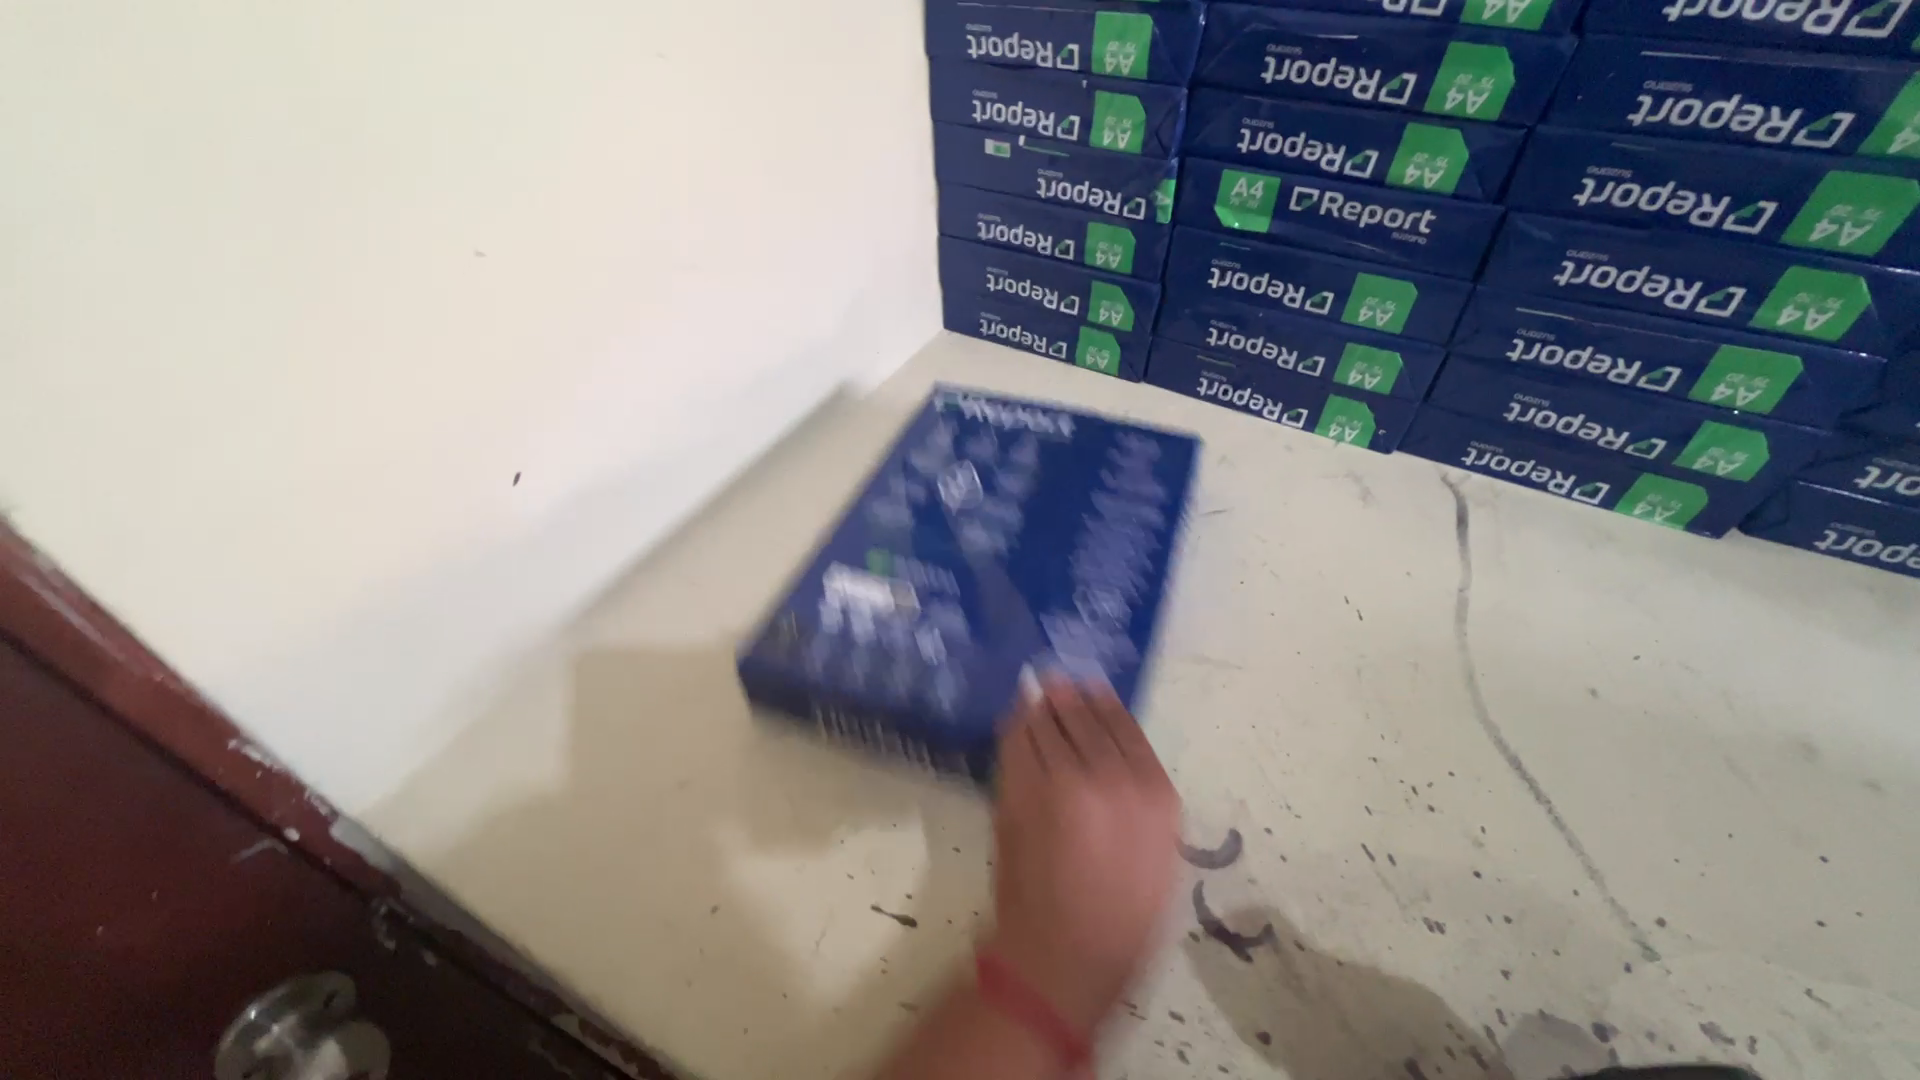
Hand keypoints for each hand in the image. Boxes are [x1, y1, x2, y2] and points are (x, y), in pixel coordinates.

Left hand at [986, 676, 1182, 1033]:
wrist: (1064, 952)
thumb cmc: (1123, 917)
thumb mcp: (1159, 856)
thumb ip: (1143, 799)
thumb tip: (1118, 758)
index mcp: (1155, 794)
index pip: (1125, 726)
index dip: (1105, 700)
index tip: (1092, 685)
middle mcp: (1110, 776)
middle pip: (1084, 715)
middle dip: (1069, 692)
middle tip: (1056, 676)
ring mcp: (1060, 779)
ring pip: (1047, 721)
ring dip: (1040, 701)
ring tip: (1036, 686)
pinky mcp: (1020, 789)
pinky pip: (1017, 740)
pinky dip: (1016, 722)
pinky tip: (1016, 714)